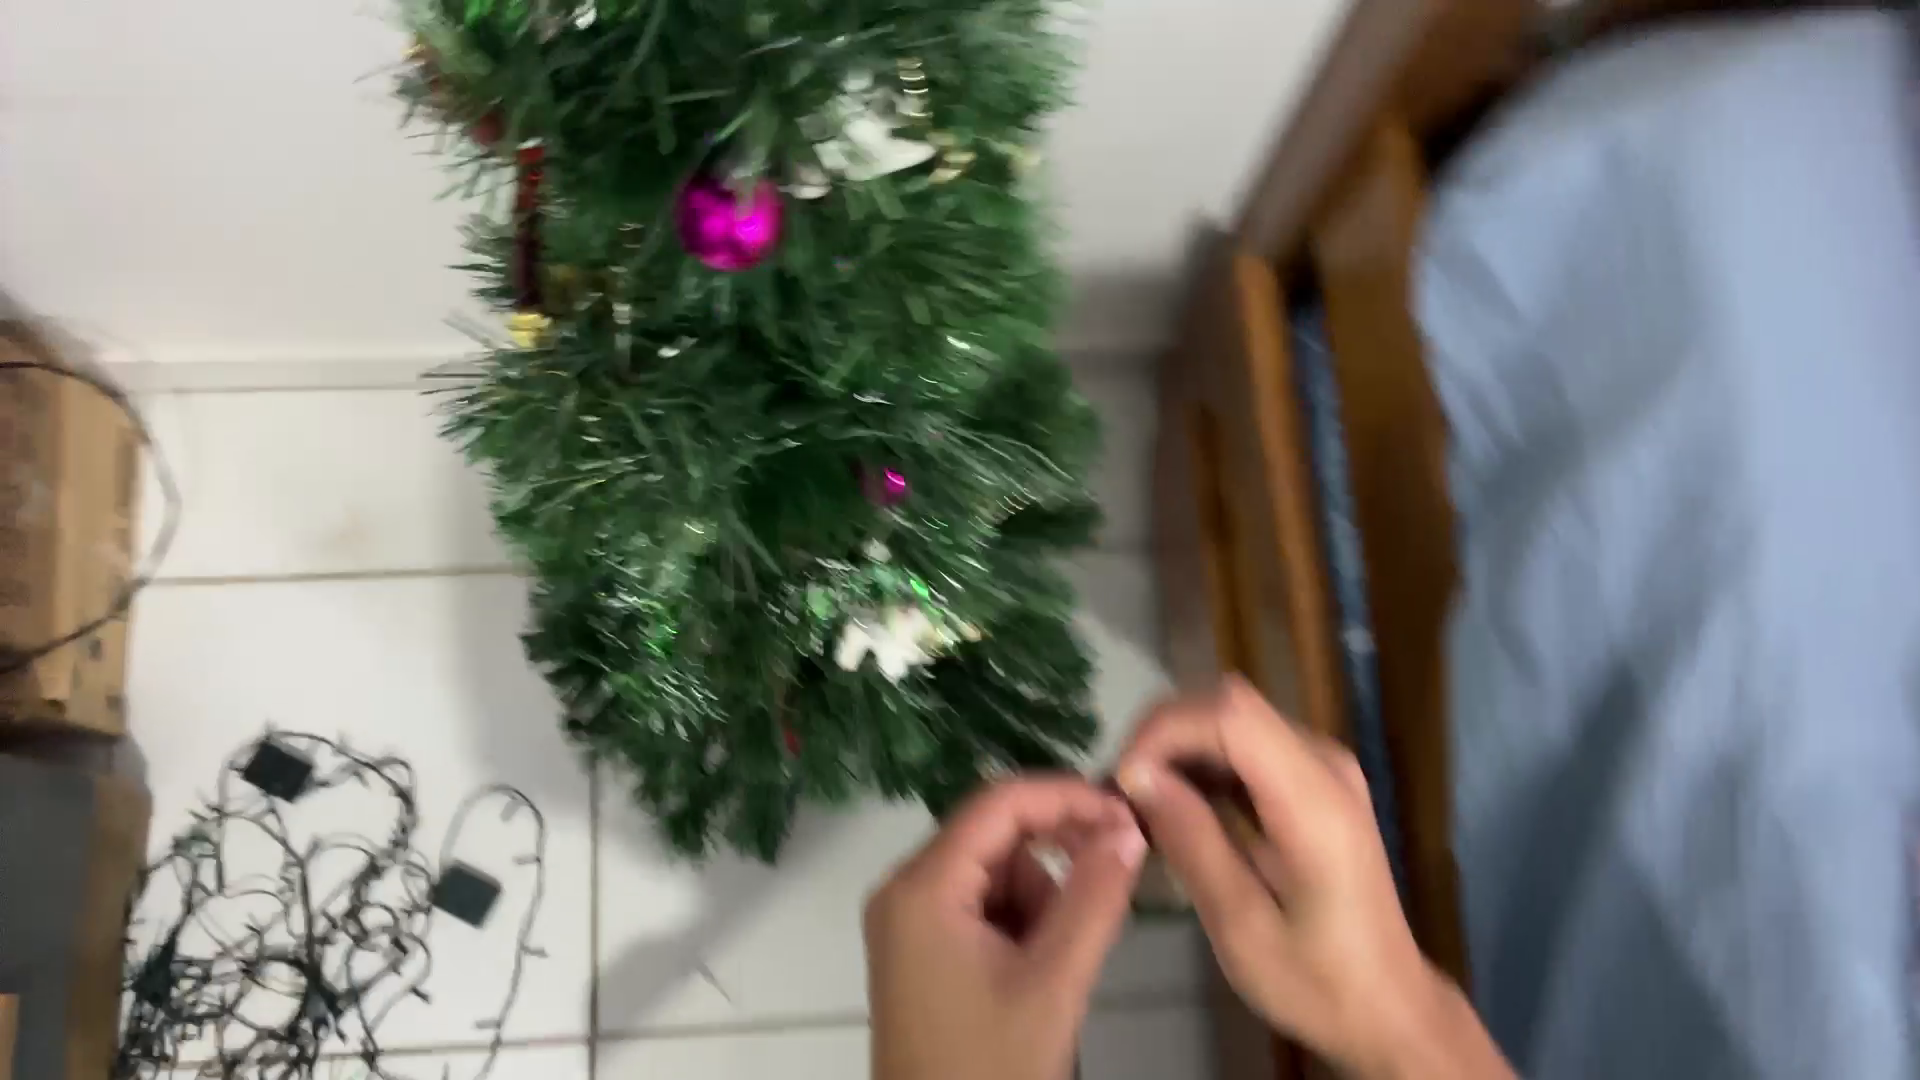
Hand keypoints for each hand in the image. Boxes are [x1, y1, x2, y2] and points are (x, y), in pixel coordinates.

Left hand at [865, 778, 1147, 1079]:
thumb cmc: (990, 1071)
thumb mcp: (1051, 986)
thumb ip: (1094, 900)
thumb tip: (1130, 828)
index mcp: (923, 886)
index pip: (997, 804)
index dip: (1064, 796)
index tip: (1123, 811)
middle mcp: (905, 885)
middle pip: (993, 832)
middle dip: (1056, 846)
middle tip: (1117, 862)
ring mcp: (909, 914)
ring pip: (992, 865)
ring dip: (1040, 892)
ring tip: (1059, 956)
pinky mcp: (921, 941)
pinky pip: (980, 898)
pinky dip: (1020, 915)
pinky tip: (1037, 963)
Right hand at [1115, 678, 1512, 1079]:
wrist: (1389, 1004)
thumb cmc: (1316, 980)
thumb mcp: (1241, 926)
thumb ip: (1191, 841)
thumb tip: (1135, 774)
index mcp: (1316, 802)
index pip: (1232, 716)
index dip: (1167, 730)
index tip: (1126, 780)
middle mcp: (1325, 763)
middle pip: (1228, 705)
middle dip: (1163, 735)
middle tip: (1124, 791)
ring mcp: (1321, 763)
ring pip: (1229, 715)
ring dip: (1177, 745)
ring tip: (1142, 798)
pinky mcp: (1310, 773)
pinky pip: (1241, 739)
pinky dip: (1199, 759)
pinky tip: (1177, 802)